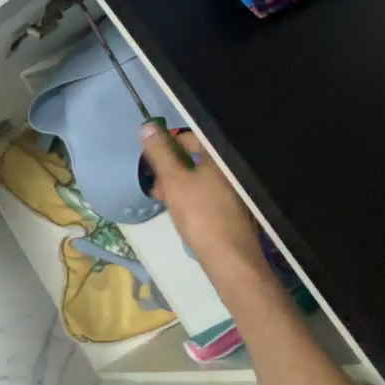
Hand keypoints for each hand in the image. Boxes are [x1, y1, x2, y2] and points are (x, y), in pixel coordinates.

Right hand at [141, 123, 267, 274]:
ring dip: (180, 184)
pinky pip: (210, 194)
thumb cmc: (200, 214)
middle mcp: (231, 171)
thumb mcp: (173, 180)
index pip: (191, 138)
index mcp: (219, 158)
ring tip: (165, 200)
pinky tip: (182, 212)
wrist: (230, 259)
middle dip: (172, 168)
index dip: (169, 145)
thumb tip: (147, 125)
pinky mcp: (235, 210)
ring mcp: (237, 191)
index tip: (154, 162)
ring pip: (202, 178)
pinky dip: (194, 197)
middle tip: (157, 184)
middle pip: (197, 158)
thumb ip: (159, 152)